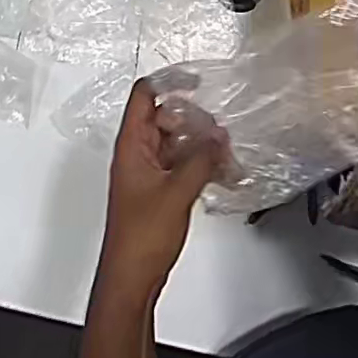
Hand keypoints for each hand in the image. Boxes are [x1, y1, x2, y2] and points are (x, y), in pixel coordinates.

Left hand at [97, 79, 227, 294]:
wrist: (131, 276)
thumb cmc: (141, 236)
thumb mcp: (176, 192)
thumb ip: (200, 160)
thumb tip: (217, 136)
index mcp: (131, 143)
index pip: (145, 95)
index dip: (169, 83)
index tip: (196, 82)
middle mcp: (137, 151)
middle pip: (165, 116)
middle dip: (195, 121)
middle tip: (219, 136)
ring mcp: (147, 169)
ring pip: (176, 141)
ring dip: (200, 144)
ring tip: (226, 157)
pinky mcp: (158, 187)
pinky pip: (180, 162)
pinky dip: (199, 163)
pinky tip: (221, 173)